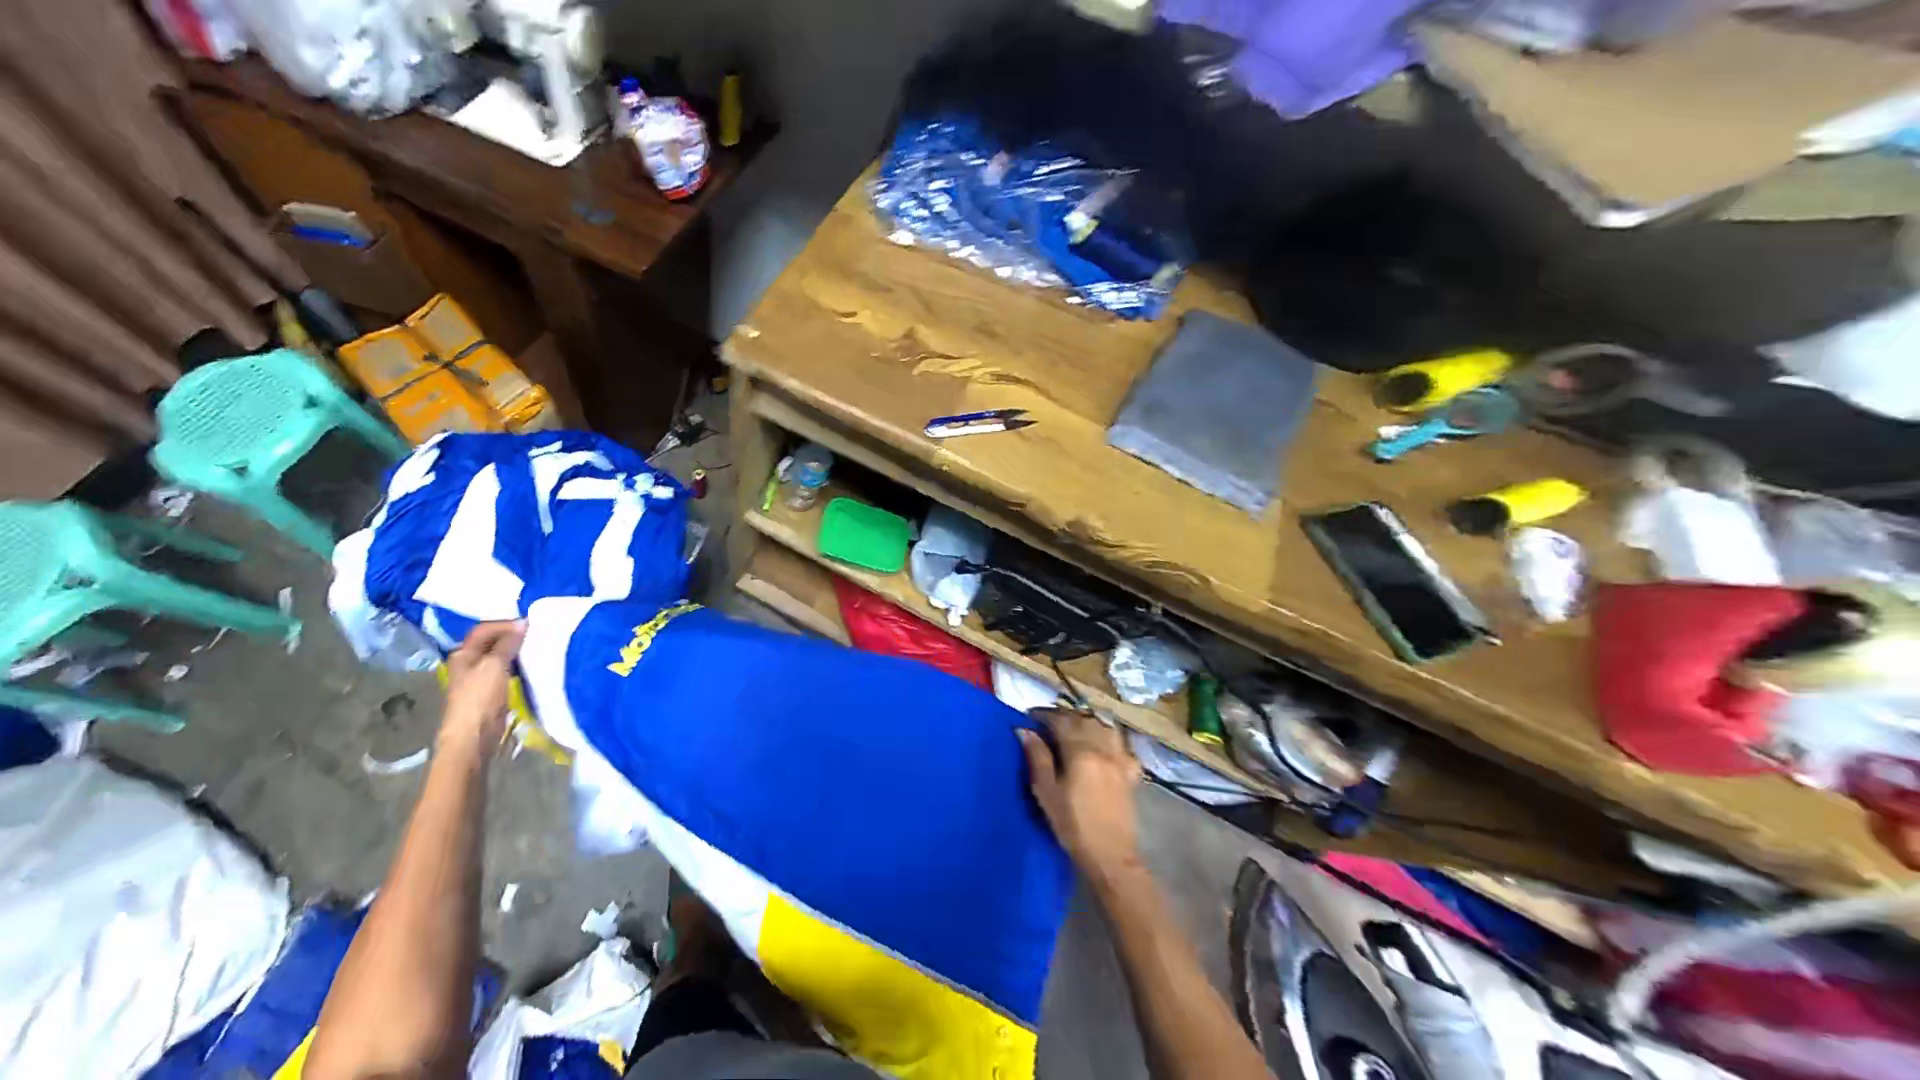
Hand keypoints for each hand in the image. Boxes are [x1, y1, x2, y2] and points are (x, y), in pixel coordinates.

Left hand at [441, 621, 524, 750]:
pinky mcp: (490, 693)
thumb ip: (508, 643)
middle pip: (492, 642)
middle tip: (537, 634)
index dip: (506, 624)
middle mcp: (468, 664)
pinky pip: (506, 672)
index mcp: (463, 654)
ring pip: (500, 657)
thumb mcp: (494, 665)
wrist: (473, 737)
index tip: (530, 625)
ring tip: (538, 648)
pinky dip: (518, 667)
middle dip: (512, 636)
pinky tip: (532, 668)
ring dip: (517, 652)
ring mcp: (478, 679)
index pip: (484, 629)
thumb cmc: (480, 698)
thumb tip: (522, 623)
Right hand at [1017, 707, 1142, 876]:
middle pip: (1084, 719)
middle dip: (1065, 716)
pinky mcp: (1131, 773)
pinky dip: (1109, 739)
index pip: (1062, 721)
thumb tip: (1025, 730)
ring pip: (1105, 727)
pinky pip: (1121, 744)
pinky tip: (1101, 747)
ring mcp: (1121, 759)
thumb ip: (1037, 758)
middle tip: (1047, 723)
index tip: (1031, 716)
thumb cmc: (1072, 826)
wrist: (1110, 856)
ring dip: (1087, 723)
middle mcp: (1104, 749)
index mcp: (1081, 752)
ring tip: (1073, 731)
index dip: (1044, 715)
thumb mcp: (1046, 792)